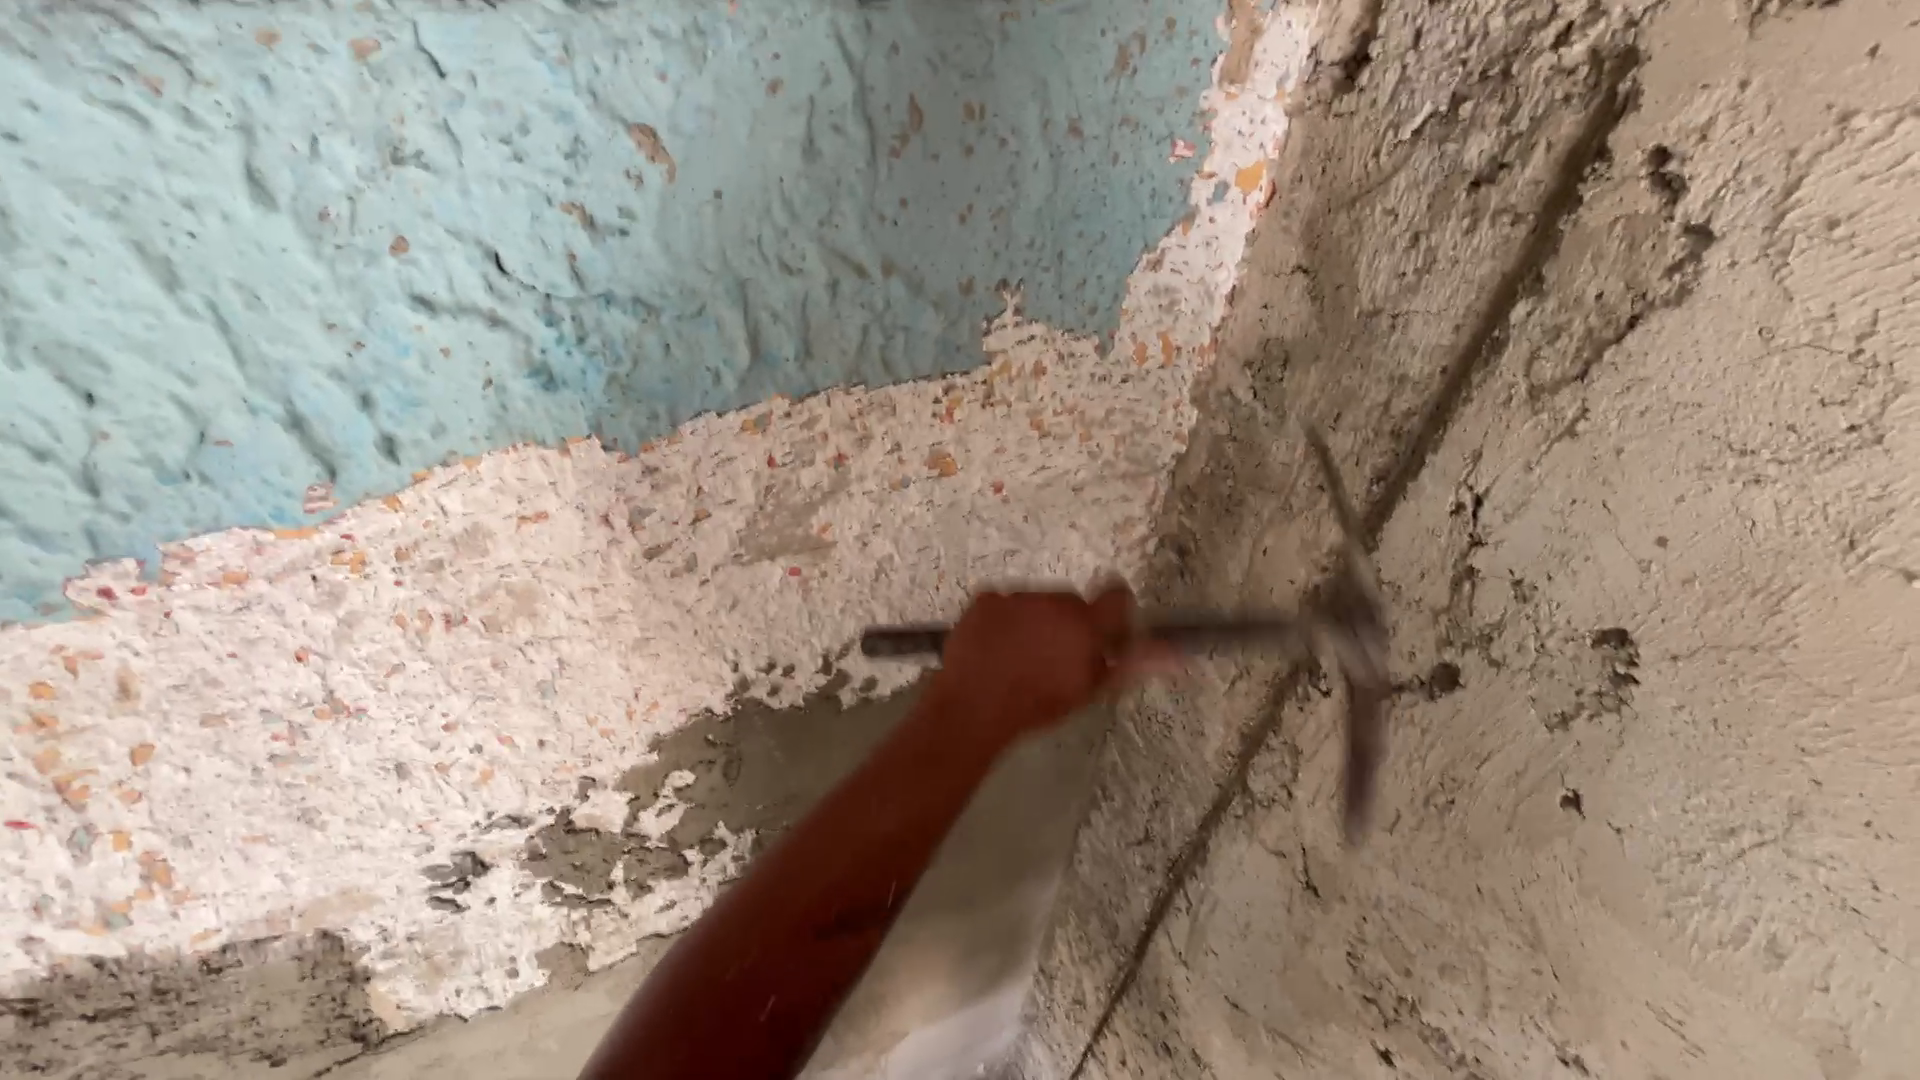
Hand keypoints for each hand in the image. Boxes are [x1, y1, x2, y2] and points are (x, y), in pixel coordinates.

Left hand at [928, 581, 1178, 744]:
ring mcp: (1016, 595)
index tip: (1103, 634)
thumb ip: (1132, 665)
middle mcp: (1054, 600)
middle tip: (1054, 657)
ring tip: (1020, 656)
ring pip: (1036, 601)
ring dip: (1036, 620)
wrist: (973, 708)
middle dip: (1069, 622)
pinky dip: (1003, 619)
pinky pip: (1003, 601)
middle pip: (1073, 601)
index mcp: (1085, 623)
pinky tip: (996, 647)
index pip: (1117, 595)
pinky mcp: (986, 597)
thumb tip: (1176, 653)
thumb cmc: (1037, 705)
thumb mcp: (1089, 691)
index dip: (1113, 612)